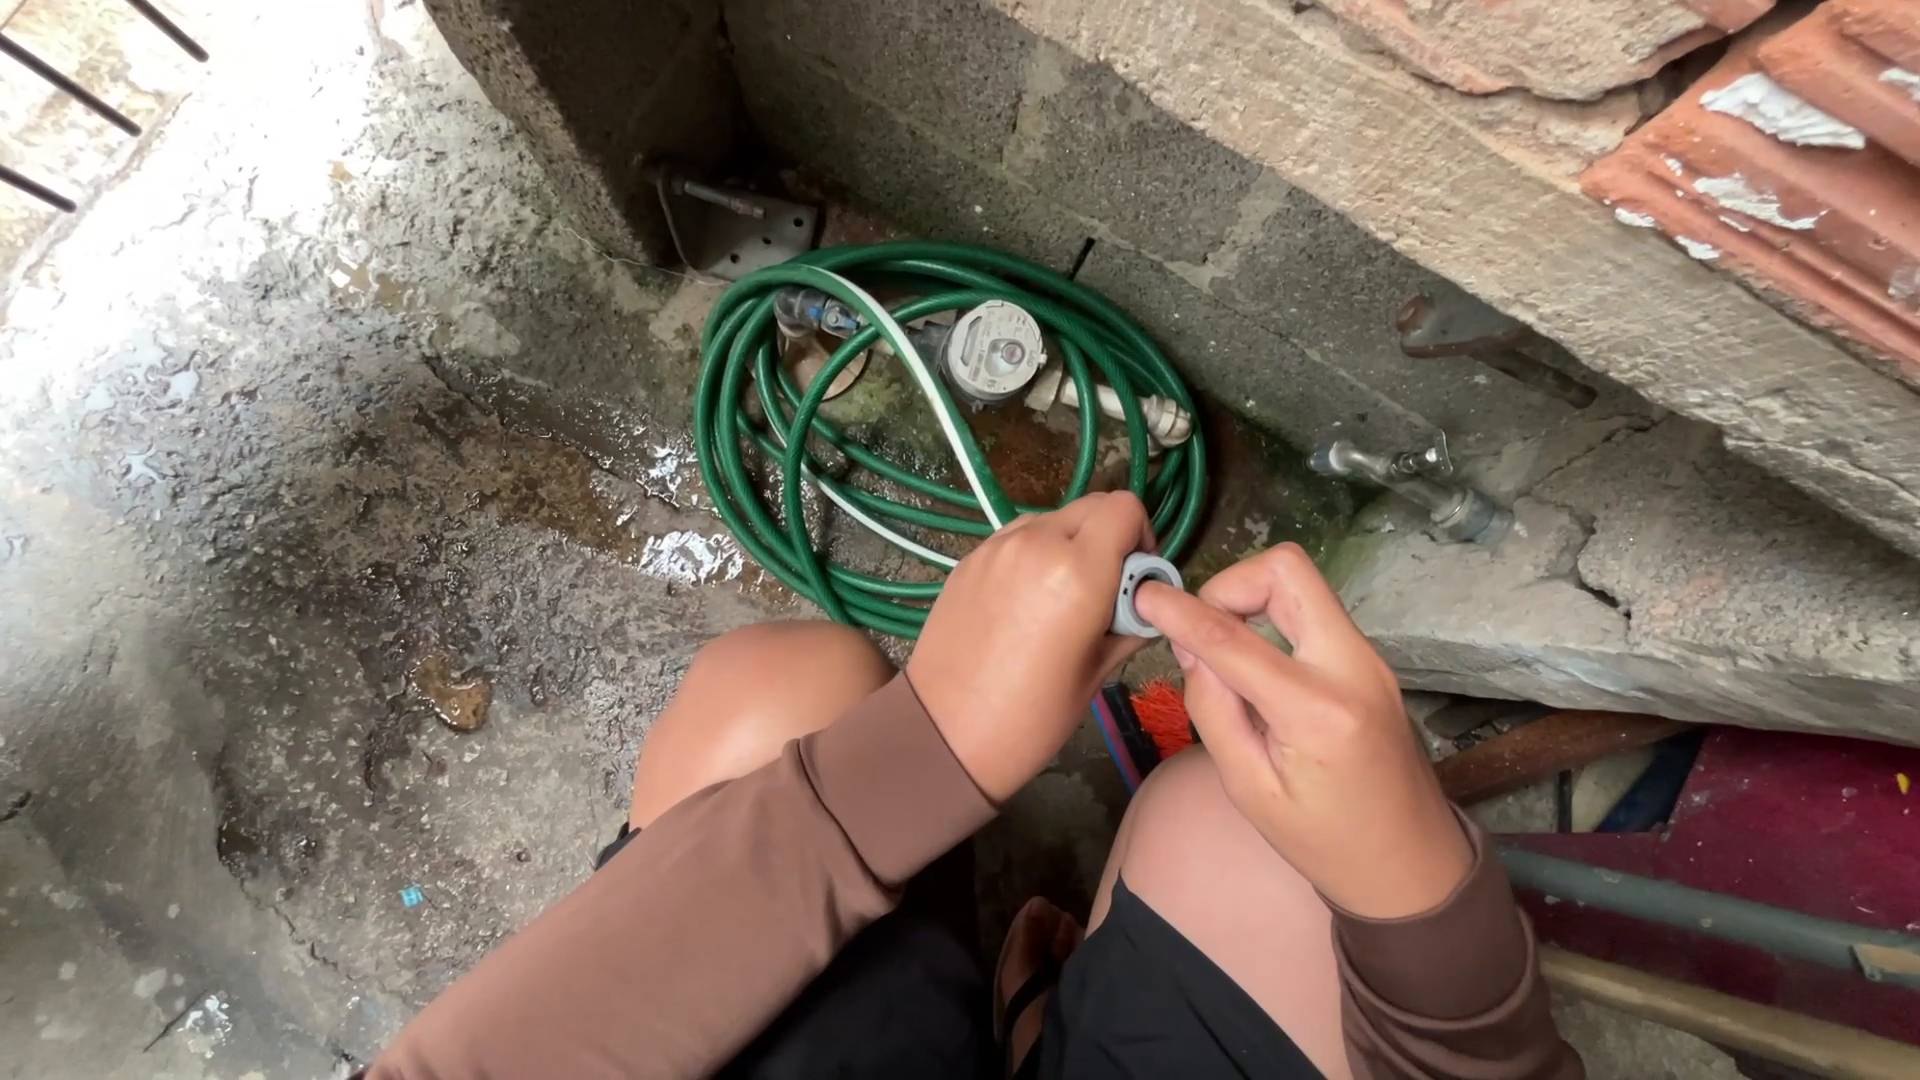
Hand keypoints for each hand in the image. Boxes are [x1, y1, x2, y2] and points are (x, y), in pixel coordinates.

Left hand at [908, 492, 1154, 802]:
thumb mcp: (1098, 673)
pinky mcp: (969, 558)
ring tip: (1060, 596)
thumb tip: (1144, 601)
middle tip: (1105, 588)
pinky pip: (1017, 537)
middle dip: (1109, 537)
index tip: (1135, 577)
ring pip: (1052, 518)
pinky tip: (1025, 601)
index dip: (1141, 536)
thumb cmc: (1030, 716)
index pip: (1125, 508)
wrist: (943, 732)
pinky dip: (1034, 553)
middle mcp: (1035, 543)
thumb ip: (1130, 622)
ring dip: (1070, 543)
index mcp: (1077, 570)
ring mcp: (996, 546)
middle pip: (1091, 505)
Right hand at [1132, 543, 1471, 918]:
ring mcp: (1367, 658)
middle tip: (1201, 629)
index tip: (1144, 597)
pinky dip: (1267, 614)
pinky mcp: (1367, 659)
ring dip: (1248, 597)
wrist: (1414, 866)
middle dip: (1228, 584)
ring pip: (1299, 581)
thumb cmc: (1324, 842)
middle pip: (1286, 570)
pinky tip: (1251, 661)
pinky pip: (1309, 608)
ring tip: (1223, 649)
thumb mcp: (1248, 788)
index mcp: (1318, 712)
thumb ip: (1212, 708)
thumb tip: (1191, 647)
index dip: (1180, 612)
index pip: (1233, 640)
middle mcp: (1352, 667)